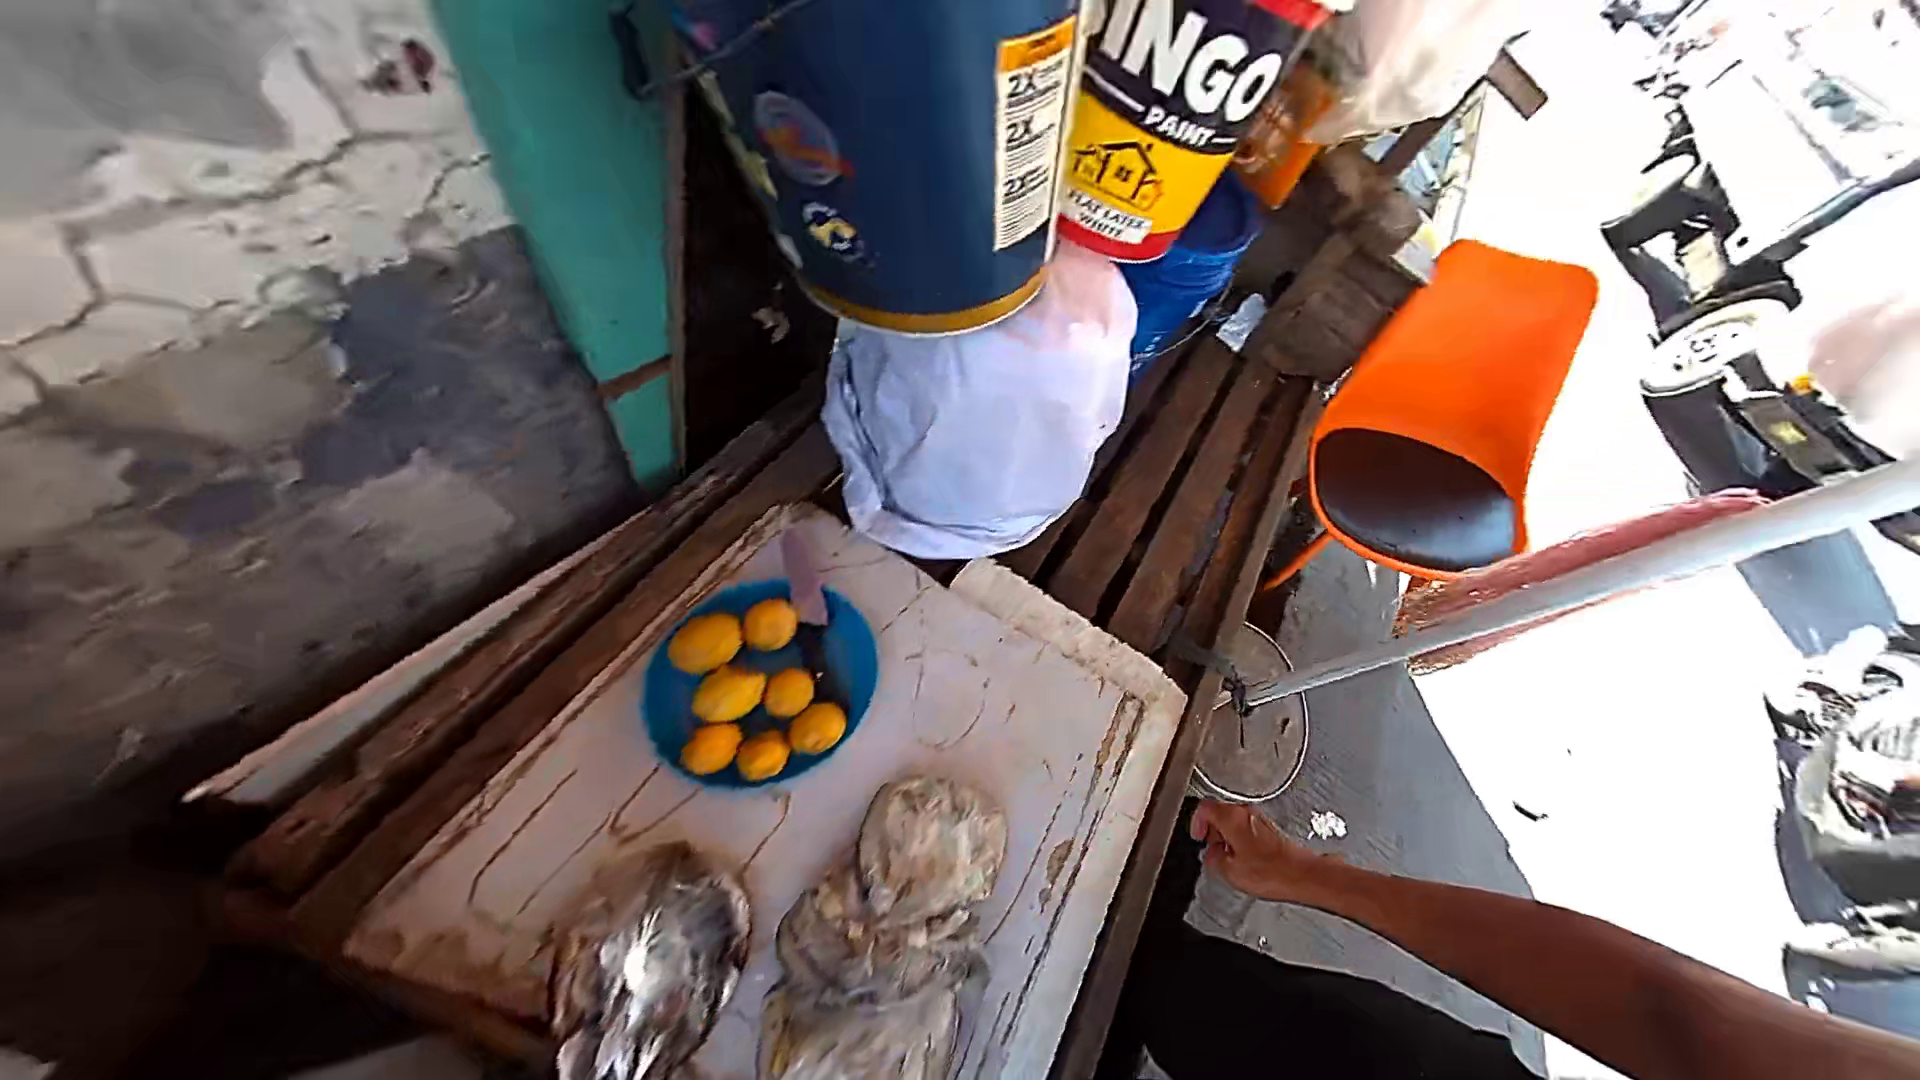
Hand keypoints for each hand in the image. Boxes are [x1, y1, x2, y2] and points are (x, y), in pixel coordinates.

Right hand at [1189, 800, 1347, 904]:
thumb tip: (1212, 855)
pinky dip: (1244, 840)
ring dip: (1229, 837)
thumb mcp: (1230, 871)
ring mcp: (1261, 819)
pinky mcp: (1272, 829)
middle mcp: (1246, 812)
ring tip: (1232, 859)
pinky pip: (1249, 828)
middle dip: (1213, 832)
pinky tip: (1249, 861)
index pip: (1203, 808)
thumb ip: (1213, 859)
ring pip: (1235, 820)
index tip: (1197, 836)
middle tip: (1214, 850)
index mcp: (1230, 817)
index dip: (1196, 822)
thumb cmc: (1272, 871)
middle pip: (1219, 812)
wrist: (1305, 876)